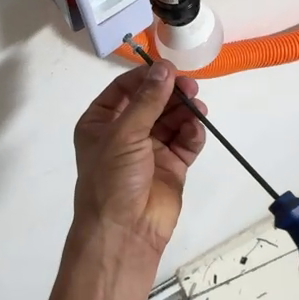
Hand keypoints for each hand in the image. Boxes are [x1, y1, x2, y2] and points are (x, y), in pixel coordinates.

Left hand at [72, 60, 205, 254]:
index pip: (123, 89)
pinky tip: (195, 131)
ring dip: (184, 111)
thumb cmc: (112, 178)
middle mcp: (124, 134)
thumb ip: (147, 101)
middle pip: (152, 102)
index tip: (169, 69)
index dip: (146, 78)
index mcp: (101, 123)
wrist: (124, 231)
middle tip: (191, 87)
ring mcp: (149, 150)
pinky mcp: (171, 166)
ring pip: (171, 120)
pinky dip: (192, 134)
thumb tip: (165, 68)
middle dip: (171, 93)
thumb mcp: (124, 134)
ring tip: (197, 108)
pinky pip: (185, 142)